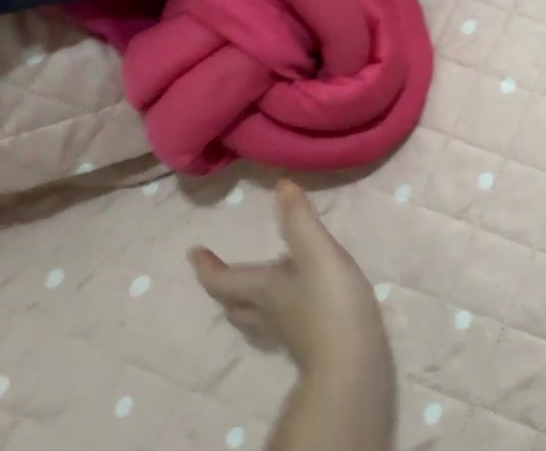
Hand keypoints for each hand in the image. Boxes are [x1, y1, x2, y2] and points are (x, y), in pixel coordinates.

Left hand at [189, 180, 389, 376]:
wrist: (351, 360)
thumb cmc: (330, 303)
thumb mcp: (319, 253)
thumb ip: (301, 220)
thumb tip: (281, 185)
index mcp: (263, 289)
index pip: (222, 280)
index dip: (206, 266)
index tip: (193, 252)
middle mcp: (267, 312)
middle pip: (233, 303)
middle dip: (224, 286)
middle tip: (221, 272)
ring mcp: (286, 332)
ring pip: (253, 319)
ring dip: (245, 304)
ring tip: (252, 290)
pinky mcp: (307, 343)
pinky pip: (278, 328)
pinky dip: (275, 316)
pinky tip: (293, 310)